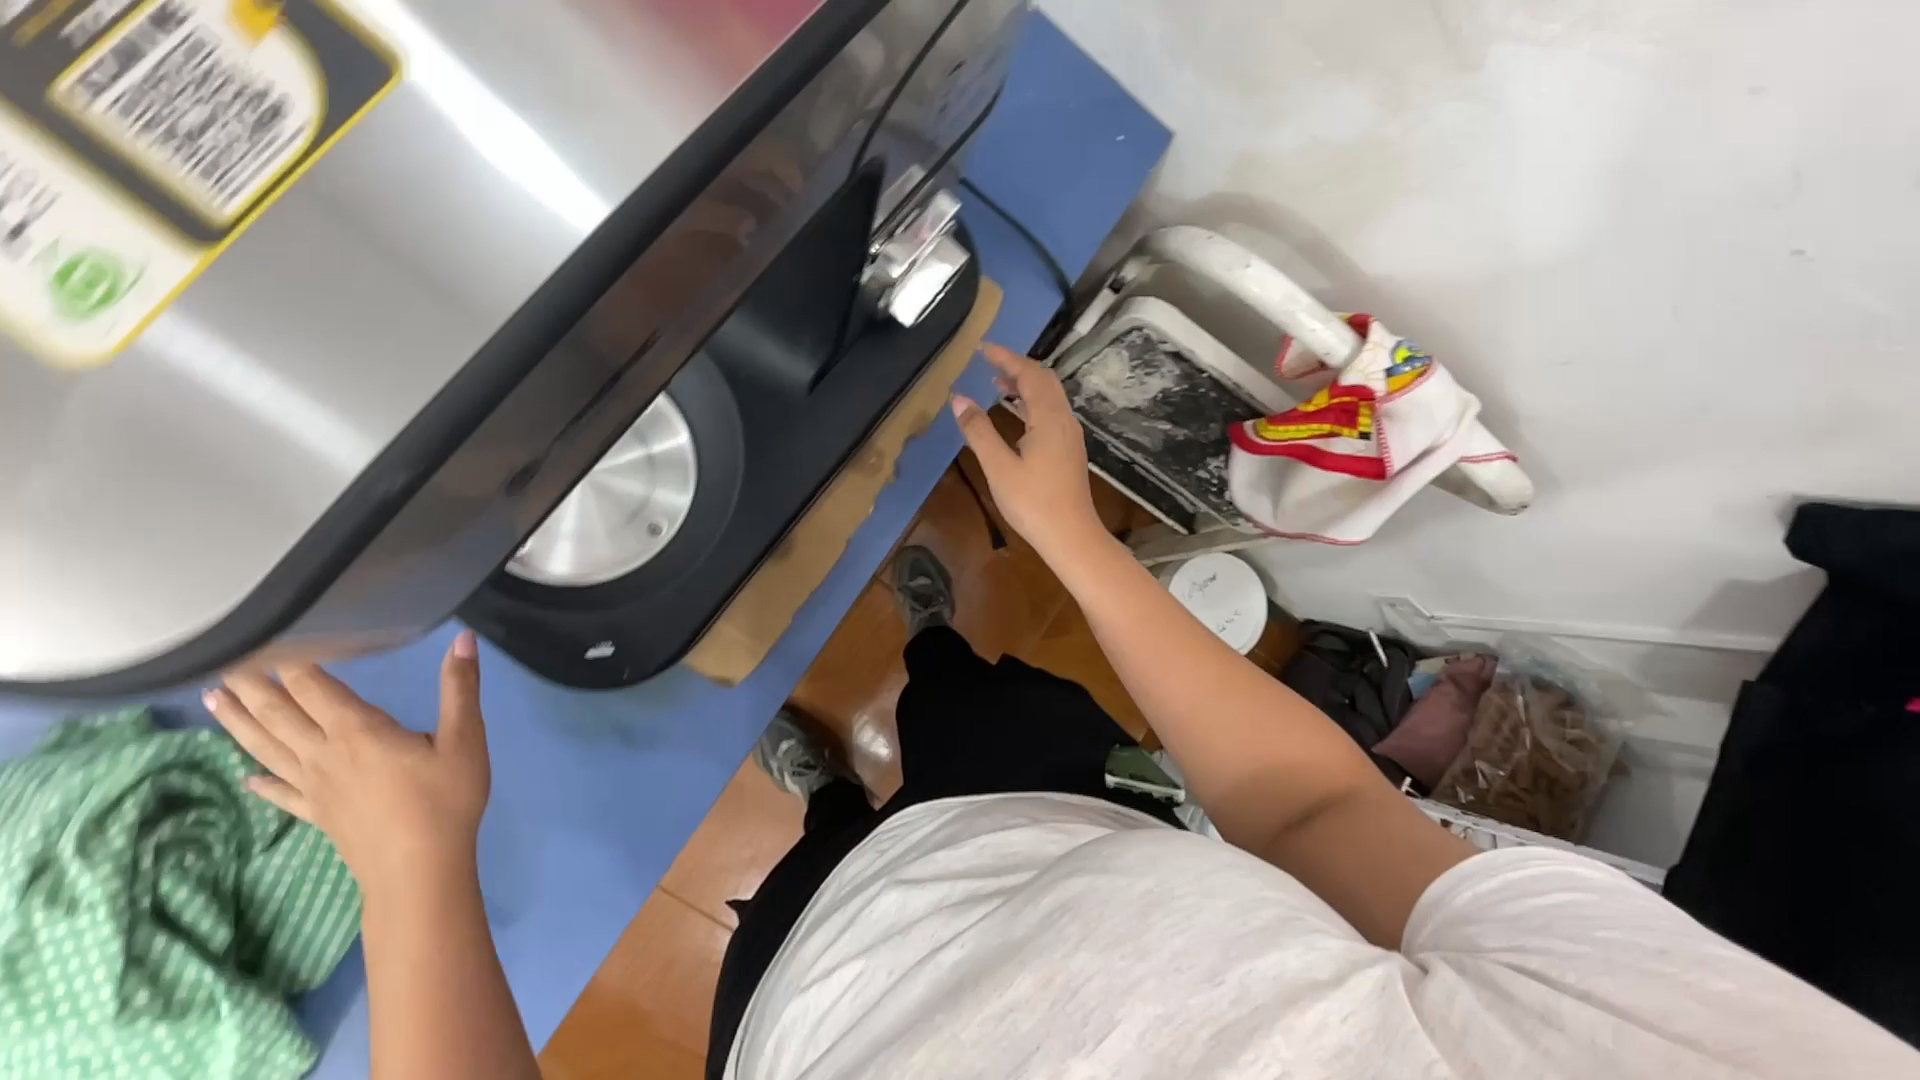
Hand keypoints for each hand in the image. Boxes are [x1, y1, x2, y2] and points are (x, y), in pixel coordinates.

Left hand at [205, 630, 491, 895]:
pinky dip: (261, 783)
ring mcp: (316, 787)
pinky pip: (281, 794)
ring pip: (267, 748)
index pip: (315, 687)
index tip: (268, 637)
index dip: (292, 661)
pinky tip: (247, 778)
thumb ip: (460, 688)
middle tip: (223, 658)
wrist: (419, 869)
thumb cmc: (446, 800)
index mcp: (359, 731)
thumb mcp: (465, 739)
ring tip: (213, 699)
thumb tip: (463, 638)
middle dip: (252, 685)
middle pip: (279, 714)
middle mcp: (325, 754)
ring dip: (239, 722)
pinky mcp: (318, 815)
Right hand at [952, 344, 1108, 562]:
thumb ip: (978, 430)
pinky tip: (1014, 415)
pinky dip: (1030, 403)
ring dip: (1024, 385)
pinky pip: (1050, 413)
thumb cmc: (1033, 503)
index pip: (1029, 374)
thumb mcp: (999, 467)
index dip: (1006, 357)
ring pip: (1049, 397)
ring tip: (997, 385)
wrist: (1071, 536)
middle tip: (988, 363)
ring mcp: (1069, 435)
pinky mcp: (1068, 450)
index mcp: (1049, 418)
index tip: (982, 348)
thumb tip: (959, 399)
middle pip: (1044, 380)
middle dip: (1016, 367)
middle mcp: (1064, 420)